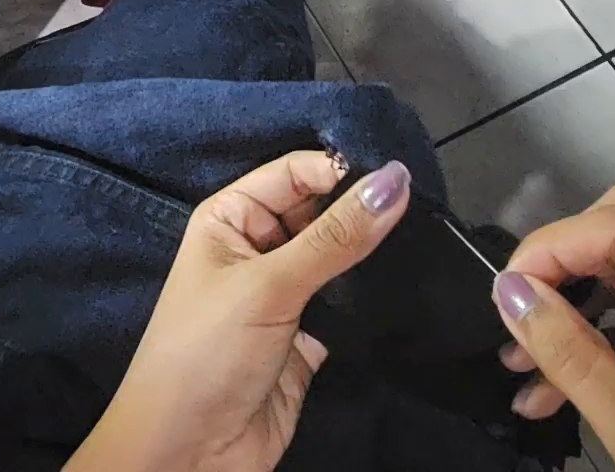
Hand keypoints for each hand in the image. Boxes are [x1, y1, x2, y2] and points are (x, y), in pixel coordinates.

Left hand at [66, 152, 411, 471]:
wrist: (189, 455)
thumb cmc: (209, 351)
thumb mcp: (269, 286)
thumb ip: (335, 237)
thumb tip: (393, 180)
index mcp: (232, 215)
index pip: (295, 173)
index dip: (342, 171)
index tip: (401, 179)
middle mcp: (257, 244)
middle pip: (320, 210)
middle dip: (362, 210)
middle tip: (423, 212)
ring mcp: (284, 290)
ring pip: (338, 255)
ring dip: (372, 253)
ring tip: (425, 243)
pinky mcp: (309, 332)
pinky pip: (348, 299)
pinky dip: (372, 296)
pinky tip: (409, 286)